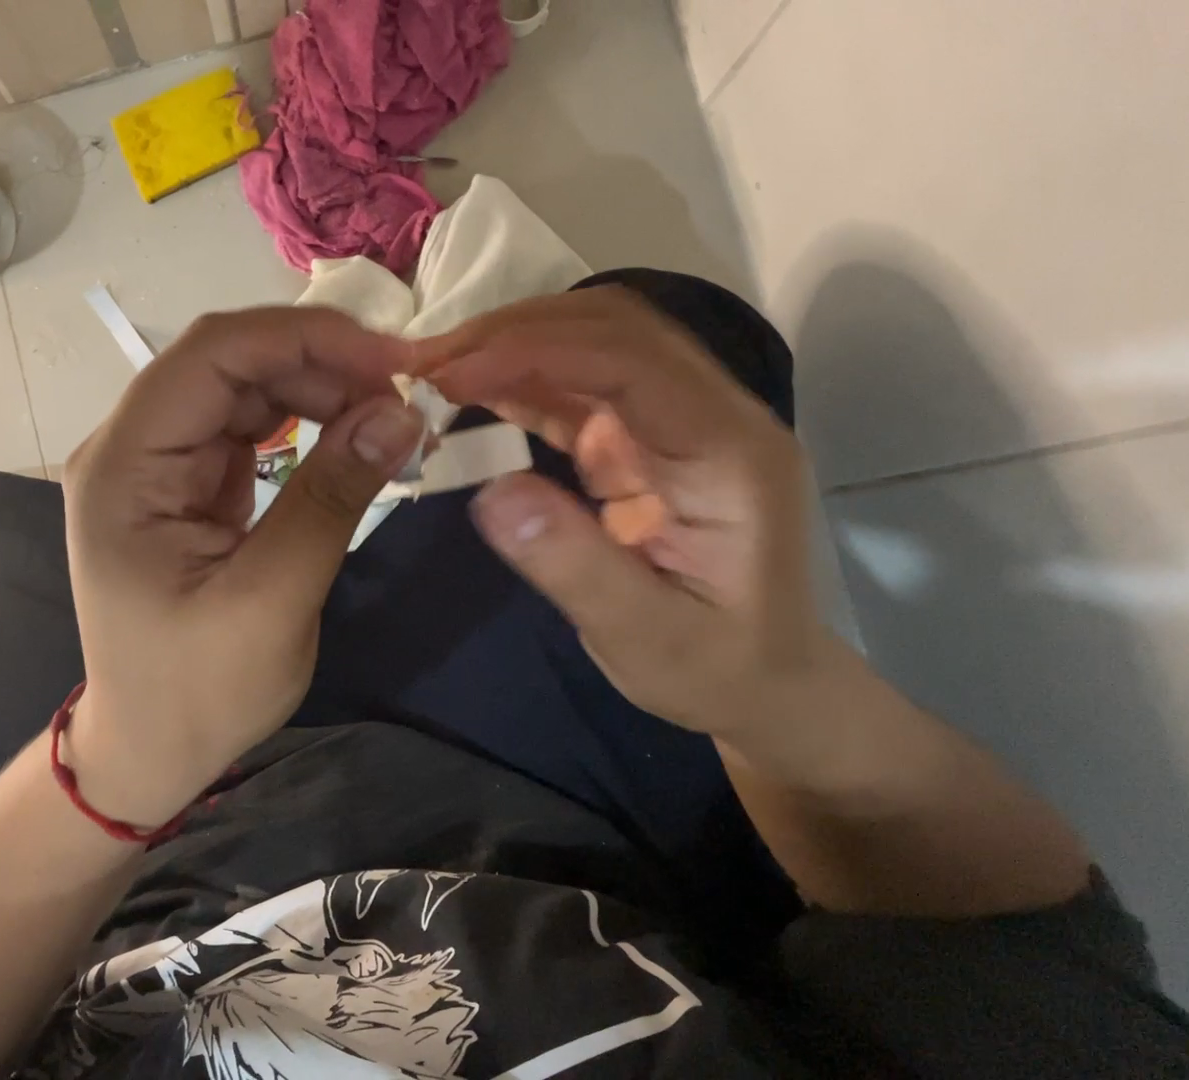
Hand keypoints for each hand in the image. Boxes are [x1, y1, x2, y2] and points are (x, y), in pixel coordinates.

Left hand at [62, 308, 424, 825]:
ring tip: (388, 417)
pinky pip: (247, 432)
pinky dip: (303, 426)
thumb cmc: (198, 691)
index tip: (391, 361)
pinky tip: (350, 437)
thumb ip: (331, 498)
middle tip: (403, 397)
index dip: (305, 339)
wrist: (150, 748)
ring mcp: (156, 467)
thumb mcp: (271, 600)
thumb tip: (400, 412)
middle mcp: (129, 449)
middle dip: (319, 365)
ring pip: (242, 392)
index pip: (210, 354)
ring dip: (317, 392)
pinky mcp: (186, 488)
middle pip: (226, 364)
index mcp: (123, 467)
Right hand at [419, 287, 840, 736]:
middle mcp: (710, 415)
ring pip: (593, 345)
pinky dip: (520, 381)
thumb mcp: (645, 638)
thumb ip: (573, 566)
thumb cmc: (715, 667)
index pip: (632, 362)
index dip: (538, 350)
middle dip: (515, 332)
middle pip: (614, 330)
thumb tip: (490, 493)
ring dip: (512, 346)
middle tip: (427, 362)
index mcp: (728, 452)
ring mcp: (677, 421)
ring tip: (435, 370)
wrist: (762, 679)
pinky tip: (470, 392)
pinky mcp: (644, 438)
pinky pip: (579, 388)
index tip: (452, 372)